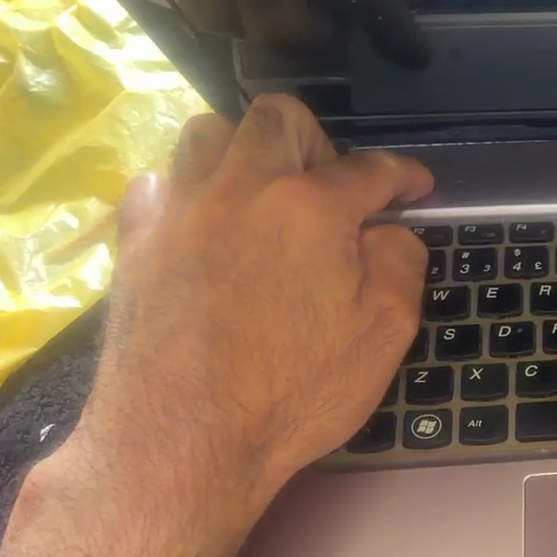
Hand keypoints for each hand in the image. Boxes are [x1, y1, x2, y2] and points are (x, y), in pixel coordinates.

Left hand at [71, 94, 431, 523]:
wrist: (185, 436)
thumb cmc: (300, 385)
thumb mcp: (388, 328)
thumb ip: (401, 260)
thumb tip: (390, 229)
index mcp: (310, 207)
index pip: (369, 168)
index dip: (405, 175)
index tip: (419, 187)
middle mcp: (239, 188)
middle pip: (279, 119)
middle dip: (324, 143)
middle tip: (342, 192)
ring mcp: (178, 209)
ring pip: (210, 133)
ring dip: (254, 152)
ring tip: (276, 200)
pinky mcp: (136, 239)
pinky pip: (166, 178)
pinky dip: (202, 186)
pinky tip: (220, 227)